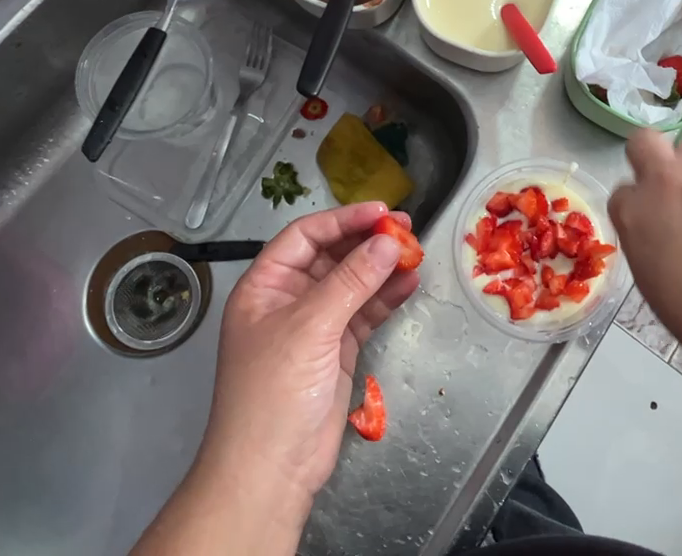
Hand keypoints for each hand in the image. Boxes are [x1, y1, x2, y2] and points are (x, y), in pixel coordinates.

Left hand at [199, 202, 419, 502]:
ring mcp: (314, 326)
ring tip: (415, 252)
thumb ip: (351, 281)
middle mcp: (288, 299)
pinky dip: (385, 298)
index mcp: (265, 285)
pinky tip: (409, 283)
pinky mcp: (336, 350)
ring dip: (381, 269)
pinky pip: (363, 313)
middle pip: (331, 257)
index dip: (343, 220)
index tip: (382, 211)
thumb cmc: (274, 390)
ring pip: (352, 284)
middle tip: (407, 228)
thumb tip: (387, 241)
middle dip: (367, 242)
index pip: (305, 236)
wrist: (269, 470)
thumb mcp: (310, 327)